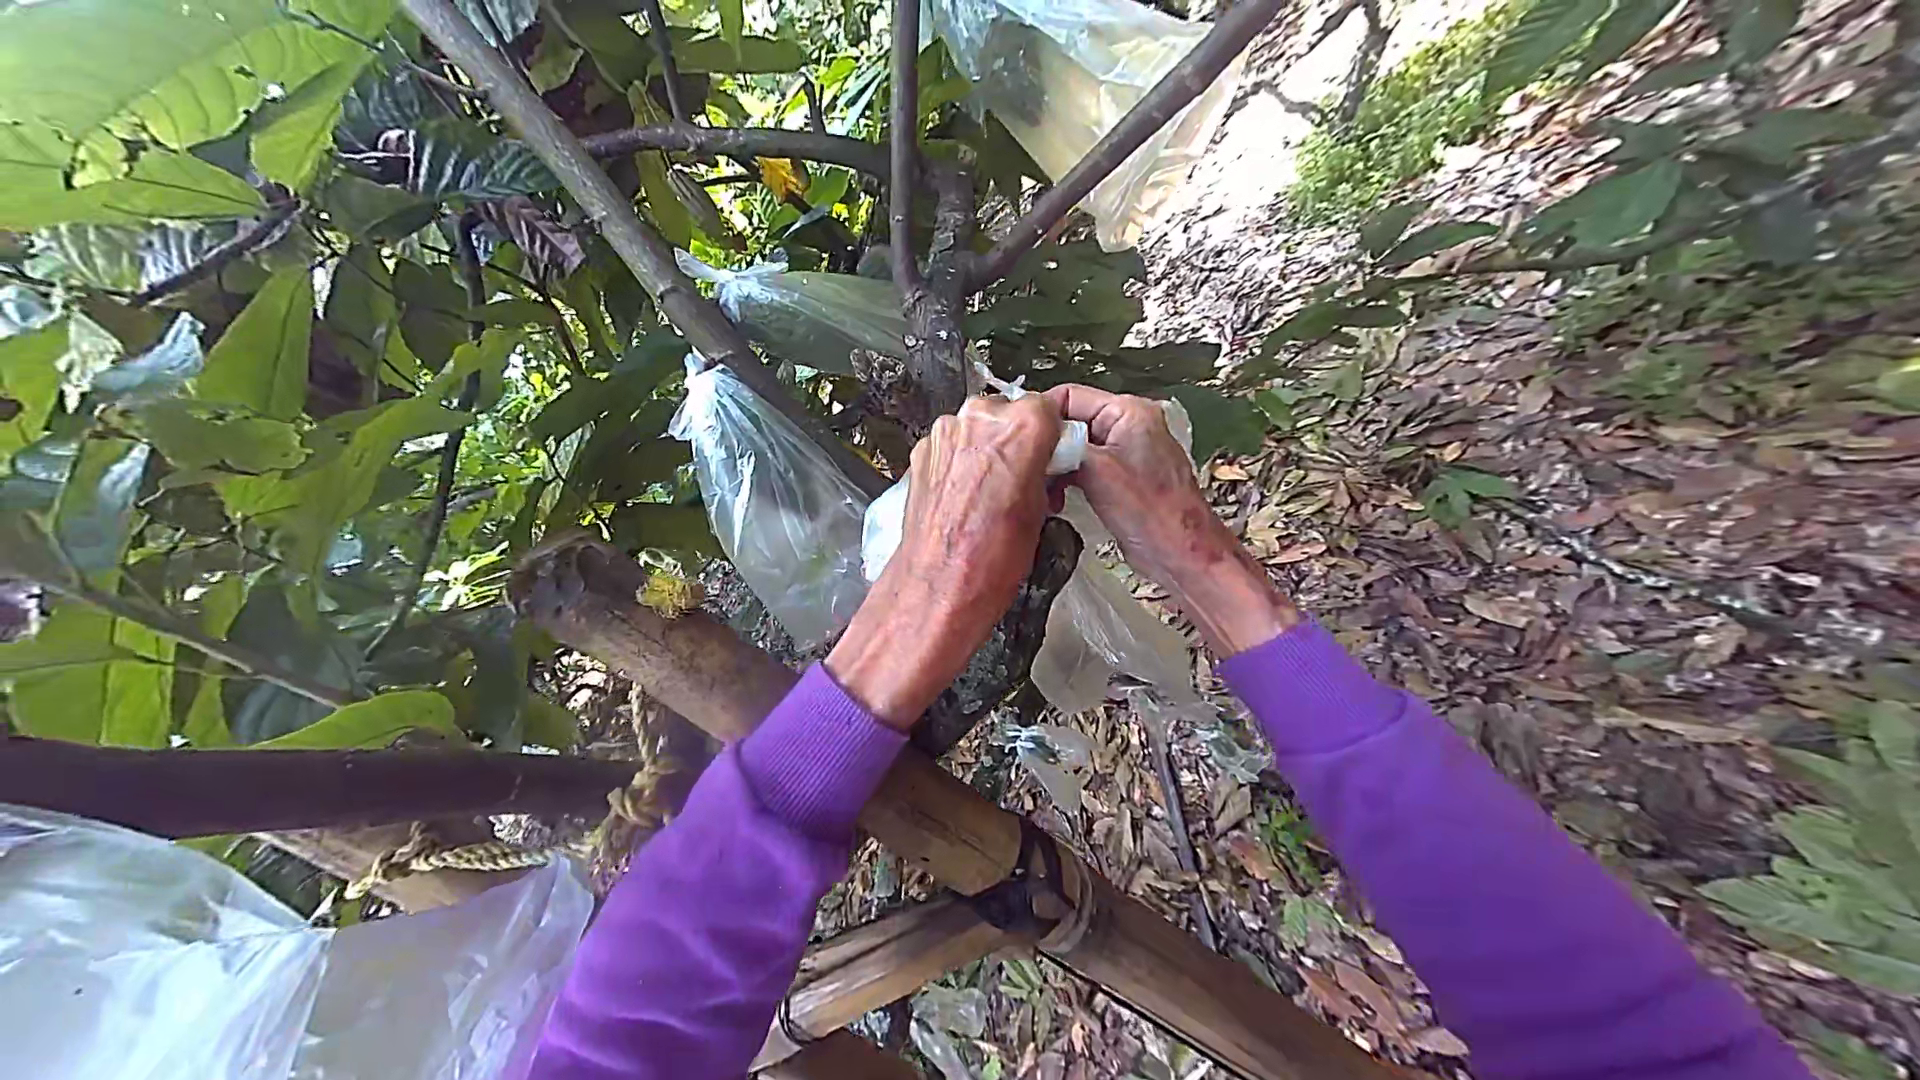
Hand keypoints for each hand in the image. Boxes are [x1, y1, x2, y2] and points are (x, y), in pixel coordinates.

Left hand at [828, 395, 1061, 727]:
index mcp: (1020, 428)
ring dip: (987, 451)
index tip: (1053, 456)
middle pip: (1009, 414)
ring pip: (977, 429)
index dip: (1051, 436)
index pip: (1047, 409)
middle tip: (1025, 479)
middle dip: (1018, 442)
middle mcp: (977, 420)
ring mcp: (944, 435)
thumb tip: (1044, 465)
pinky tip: (967, 498)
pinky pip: (952, 447)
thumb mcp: (1040, 512)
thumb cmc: (988, 561)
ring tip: (993, 494)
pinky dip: (961, 463)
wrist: (937, 587)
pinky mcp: (922, 453)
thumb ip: (1044, 472)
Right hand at [1041, 384, 1298, 655]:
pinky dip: (1068, 480)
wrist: (1179, 553)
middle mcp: (1128, 425)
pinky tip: (1058, 499)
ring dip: (1057, 467)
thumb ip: (1065, 445)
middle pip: (1071, 422)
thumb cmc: (1152, 512)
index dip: (1043, 417)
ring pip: (1075, 448)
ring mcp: (1125, 452)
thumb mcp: (1098, 470)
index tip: (1024, 440)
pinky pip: (1084, 469)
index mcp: (1128, 411)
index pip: (1070, 395)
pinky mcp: (1121, 478)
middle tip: (1034, 470)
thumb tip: (1036, 438)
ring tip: (1047, 490)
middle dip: (1050, 446)